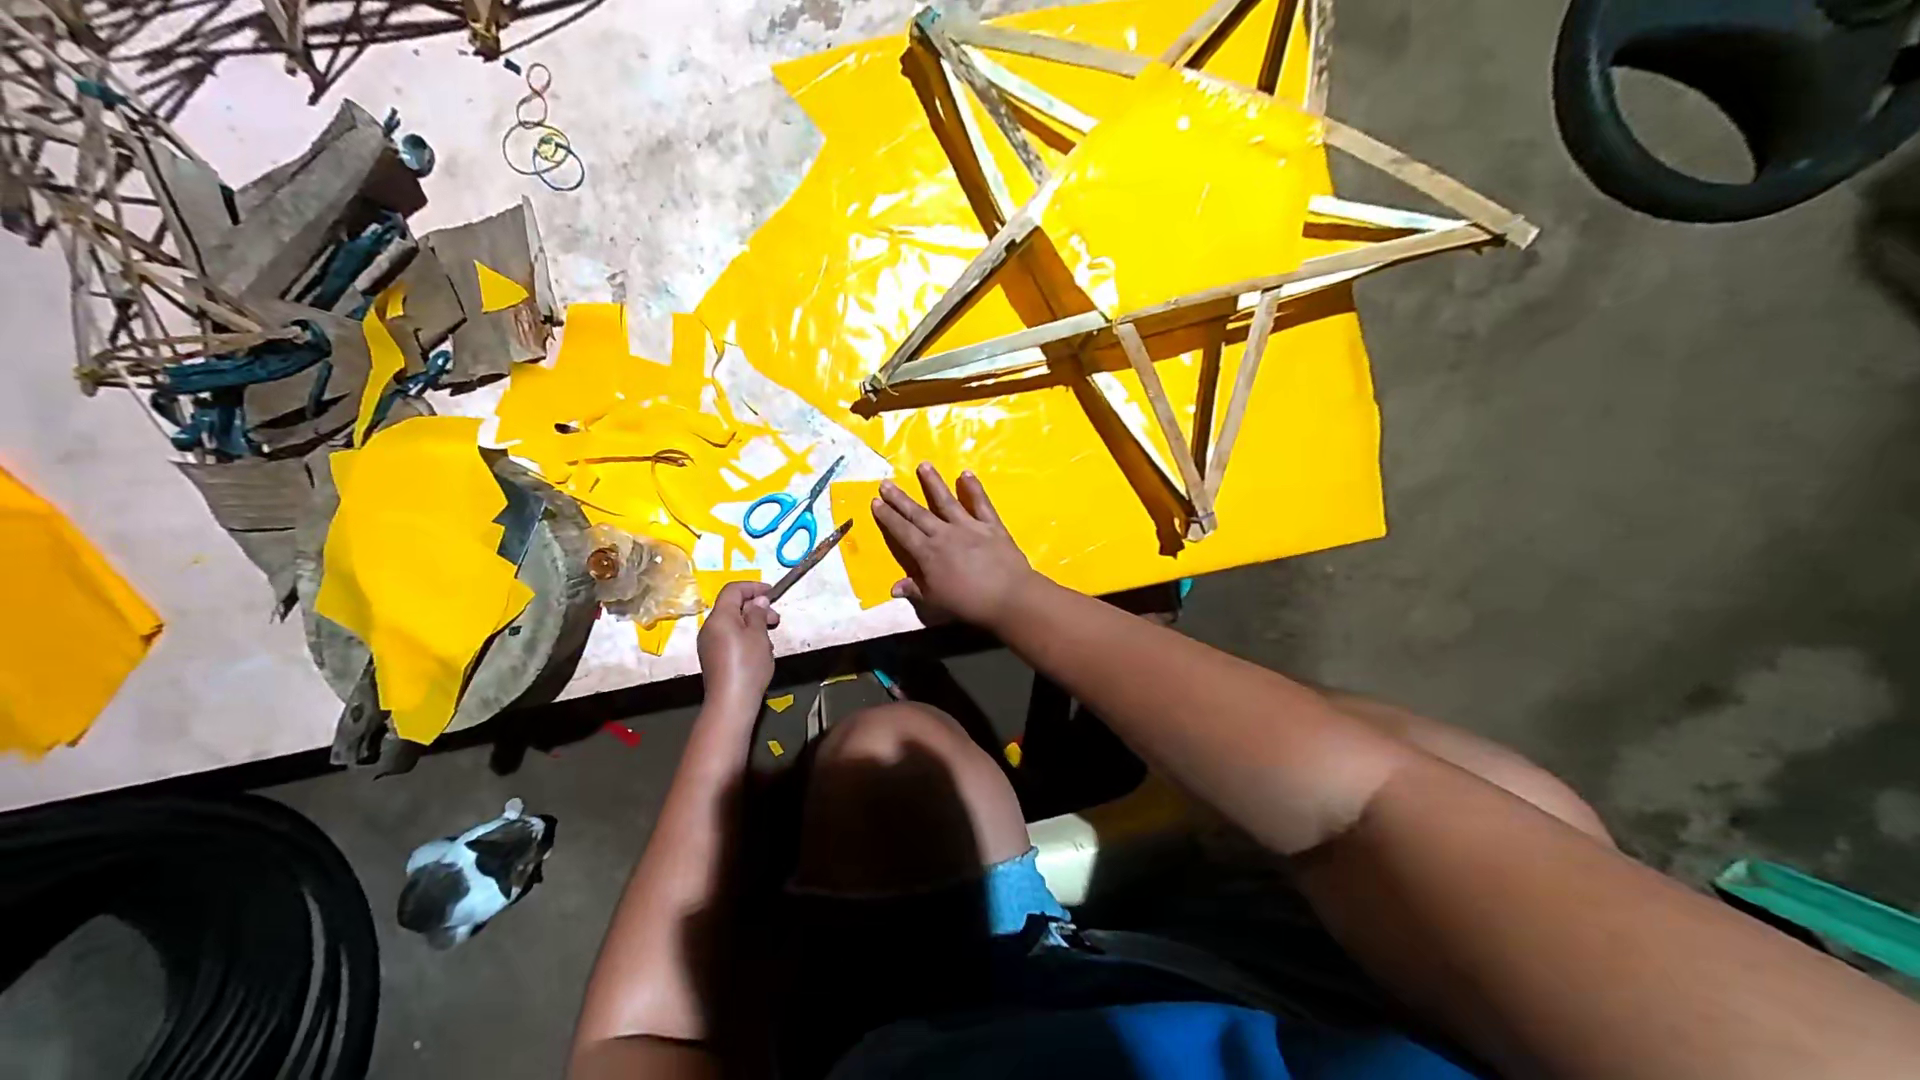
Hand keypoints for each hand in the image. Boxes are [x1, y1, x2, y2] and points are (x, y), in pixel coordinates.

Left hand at [697, 581, 779, 708]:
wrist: (731, 701)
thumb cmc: (748, 664)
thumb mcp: (759, 635)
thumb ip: (758, 614)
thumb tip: (758, 601)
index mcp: (720, 617)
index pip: (733, 590)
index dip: (753, 587)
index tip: (771, 593)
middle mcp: (710, 627)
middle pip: (732, 606)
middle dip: (755, 608)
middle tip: (775, 619)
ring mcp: (709, 643)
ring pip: (732, 622)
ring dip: (752, 623)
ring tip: (769, 638)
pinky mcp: (713, 656)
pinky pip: (729, 637)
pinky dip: (745, 635)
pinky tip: (759, 650)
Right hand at [872, 463, 1038, 628]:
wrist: (1008, 597)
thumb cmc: (969, 603)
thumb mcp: (936, 600)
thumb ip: (915, 589)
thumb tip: (893, 588)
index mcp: (928, 554)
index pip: (902, 532)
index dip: (888, 517)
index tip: (876, 502)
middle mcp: (945, 534)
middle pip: (918, 513)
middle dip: (900, 498)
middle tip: (886, 482)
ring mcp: (969, 526)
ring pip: (946, 501)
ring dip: (933, 483)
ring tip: (923, 465)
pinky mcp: (991, 525)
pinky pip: (980, 503)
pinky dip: (973, 488)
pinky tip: (966, 474)